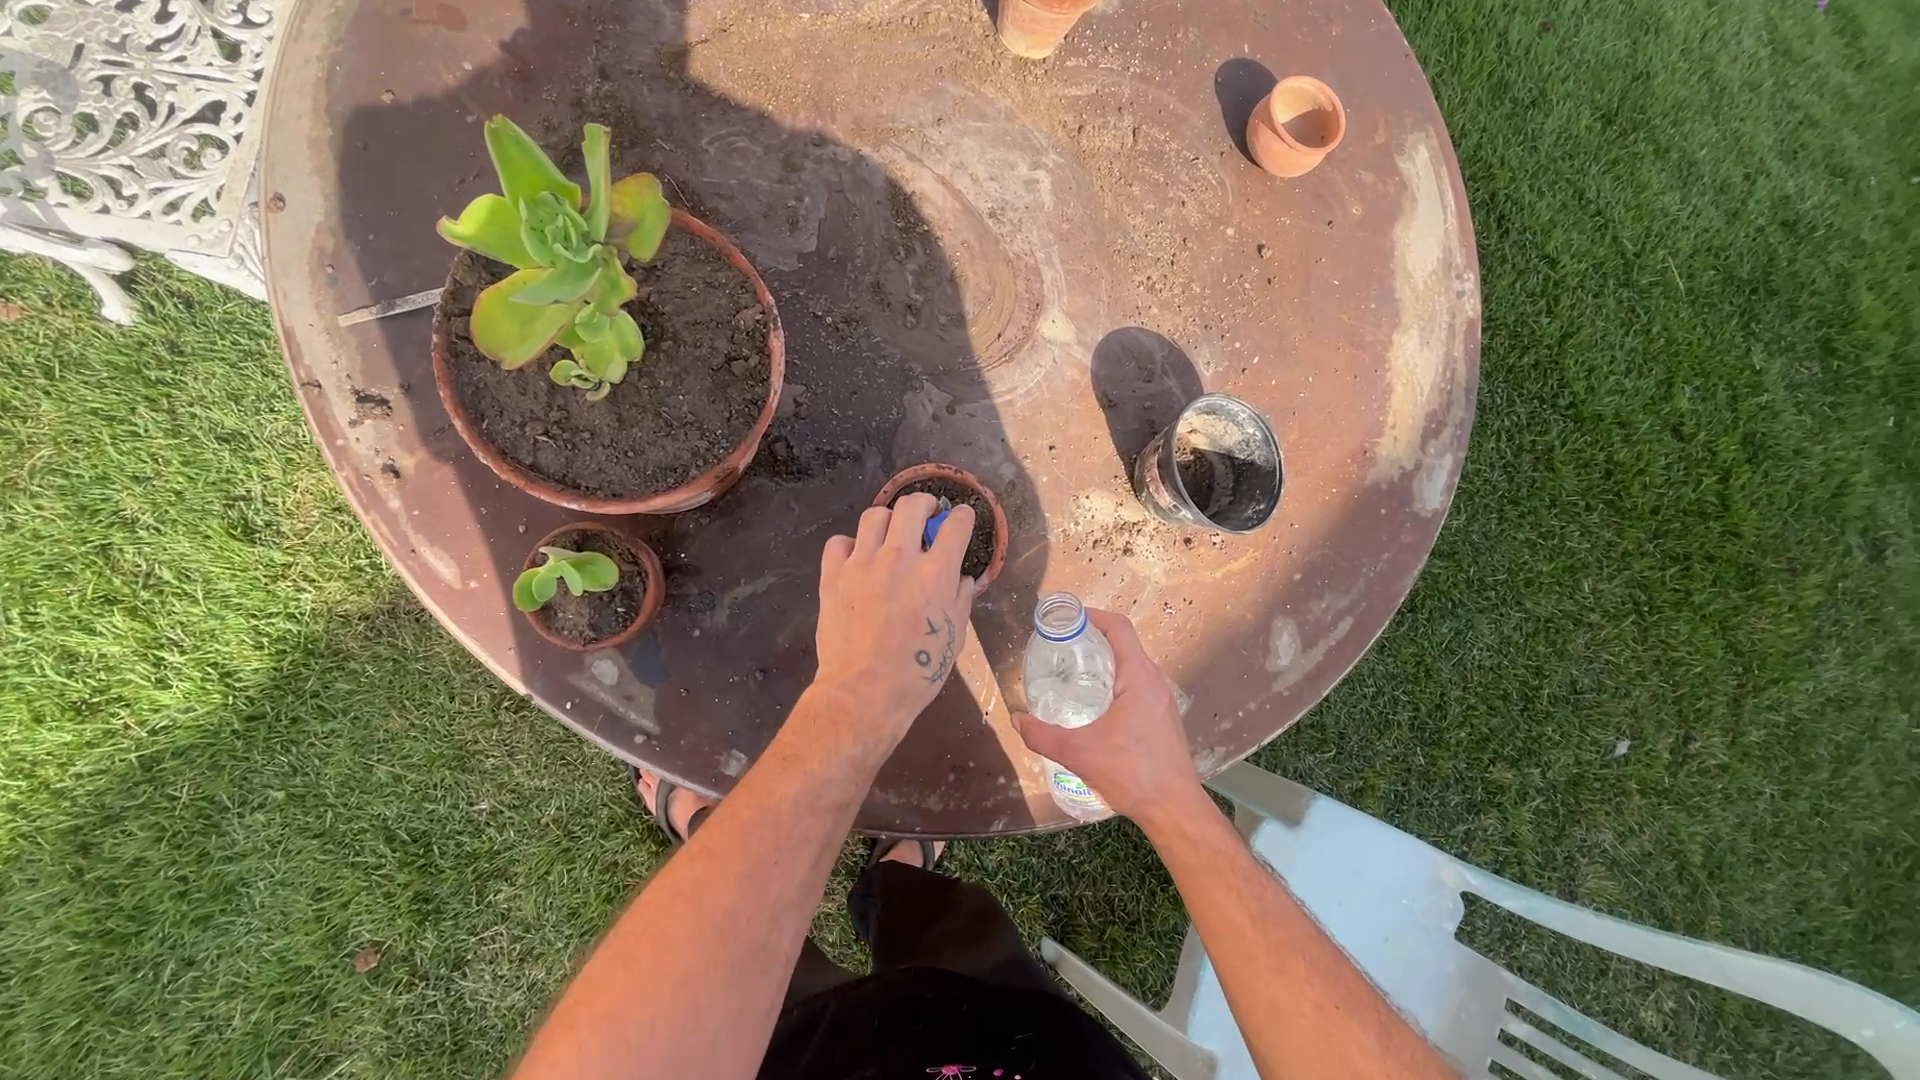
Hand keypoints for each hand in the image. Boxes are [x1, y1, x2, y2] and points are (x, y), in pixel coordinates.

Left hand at [814, 494, 976, 737]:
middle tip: (927, 513)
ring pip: (874, 516)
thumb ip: (961, 599)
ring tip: (891, 534)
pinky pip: (839, 542)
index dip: (963, 517)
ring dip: (888, 520)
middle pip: (912, 506)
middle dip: (925, 504)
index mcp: (936, 573)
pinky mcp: (833, 576)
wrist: (865, 692)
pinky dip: (851, 545)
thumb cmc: (918, 673)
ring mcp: (862, 564)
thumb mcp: (955, 637)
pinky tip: (857, 558)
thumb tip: (964, 579)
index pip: (956, 525)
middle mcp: (899, 558)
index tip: (961, 517)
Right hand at [1012, 608, 1201, 822]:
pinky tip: (1094, 705)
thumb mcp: (1078, 753)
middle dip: (1091, 640)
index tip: (1066, 618)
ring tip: (1072, 674)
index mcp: (1139, 677)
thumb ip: (1042, 735)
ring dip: (1103, 663)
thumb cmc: (1133, 775)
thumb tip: (1017, 721)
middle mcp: (1155, 681)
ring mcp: (1162, 699)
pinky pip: (1137, 685)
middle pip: (1123, 644)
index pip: (1118, 627)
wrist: (1174, 809)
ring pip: (1130, 666)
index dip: (1092, 615)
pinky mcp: (1163, 717)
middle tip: (1060, 648)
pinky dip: (1114, 682)